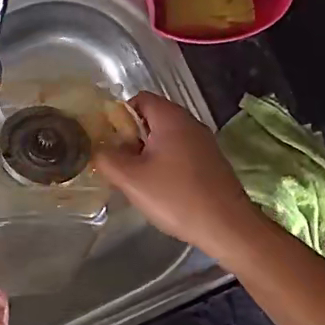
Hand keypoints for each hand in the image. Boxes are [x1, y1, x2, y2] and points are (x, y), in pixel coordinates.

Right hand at [94, 92, 267, 254]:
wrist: (226, 225)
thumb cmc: (176, 197)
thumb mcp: (130, 179)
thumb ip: (106, 158)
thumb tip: (98, 148)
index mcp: (171, 117)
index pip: (139, 99)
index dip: (119, 116)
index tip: (109, 142)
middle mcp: (190, 123)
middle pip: (152, 118)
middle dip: (131, 138)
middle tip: (119, 164)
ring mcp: (204, 143)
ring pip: (166, 138)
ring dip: (147, 154)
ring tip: (137, 180)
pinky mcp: (211, 162)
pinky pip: (180, 153)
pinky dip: (165, 164)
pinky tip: (161, 189)